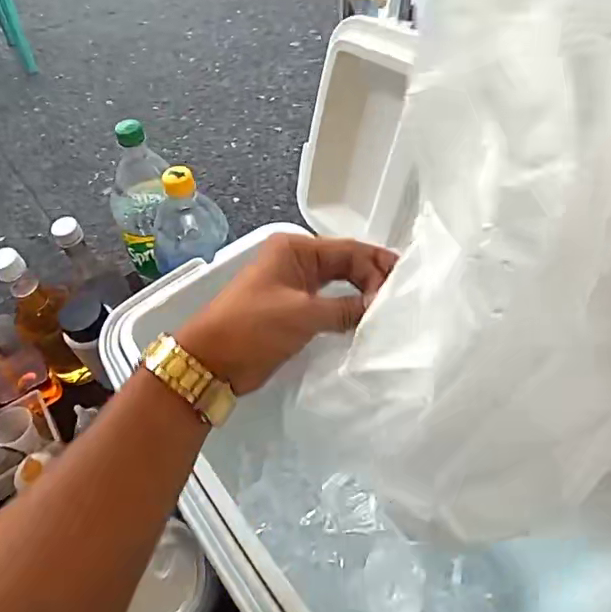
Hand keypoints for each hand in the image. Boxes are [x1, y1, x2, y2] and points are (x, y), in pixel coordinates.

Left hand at [174, 234, 396, 393]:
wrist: (210, 362)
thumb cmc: (250, 328)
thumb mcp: (302, 314)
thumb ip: (345, 308)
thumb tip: (377, 308)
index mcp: (295, 249)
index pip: (349, 250)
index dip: (377, 266)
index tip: (401, 289)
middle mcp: (296, 262)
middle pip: (346, 264)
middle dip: (373, 279)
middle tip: (400, 301)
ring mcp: (294, 288)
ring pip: (339, 286)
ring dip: (362, 297)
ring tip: (389, 313)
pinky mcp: (293, 312)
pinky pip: (329, 306)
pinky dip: (348, 313)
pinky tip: (365, 324)